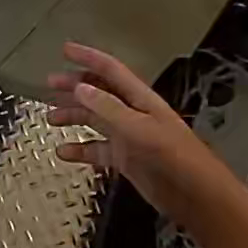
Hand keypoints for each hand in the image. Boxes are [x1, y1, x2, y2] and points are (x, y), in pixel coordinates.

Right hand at [48, 43, 245, 235]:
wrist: (198, 197)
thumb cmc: (173, 157)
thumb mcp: (139, 129)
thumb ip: (108, 109)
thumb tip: (79, 87)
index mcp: (139, 98)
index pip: (109, 70)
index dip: (87, 57)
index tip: (65, 49)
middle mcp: (132, 113)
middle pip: (99, 92)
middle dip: (74, 86)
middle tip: (49, 84)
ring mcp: (129, 137)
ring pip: (95, 119)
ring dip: (74, 116)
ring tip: (51, 117)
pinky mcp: (127, 160)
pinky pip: (98, 150)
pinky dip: (80, 150)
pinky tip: (63, 153)